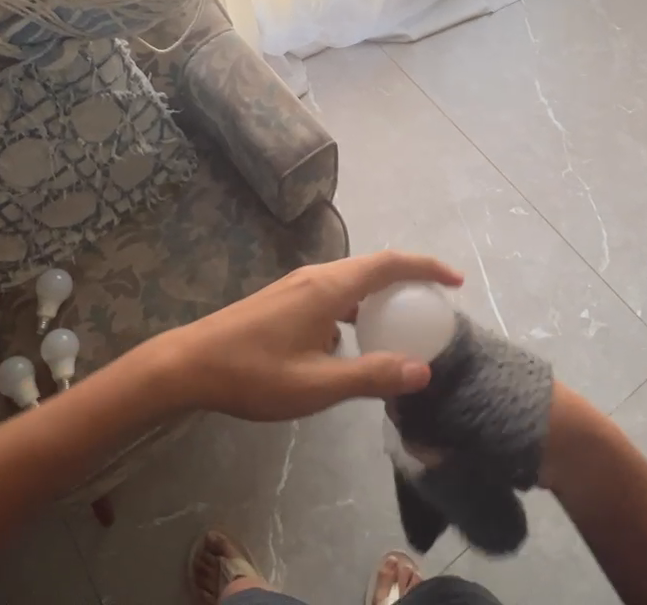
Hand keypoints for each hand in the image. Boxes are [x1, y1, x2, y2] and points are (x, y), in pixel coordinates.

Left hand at [151, 251, 463, 421]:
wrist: (190, 363)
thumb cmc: (254, 374)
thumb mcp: (317, 384)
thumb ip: (370, 376)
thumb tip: (422, 371)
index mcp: (329, 287)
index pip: (390, 263)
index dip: (426, 267)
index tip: (456, 280)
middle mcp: (316, 276)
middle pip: (374, 266)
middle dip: (409, 278)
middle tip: (437, 303)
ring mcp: (297, 286)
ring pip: (352, 280)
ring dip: (381, 294)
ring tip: (403, 321)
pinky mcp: (285, 299)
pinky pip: (334, 293)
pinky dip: (357, 306)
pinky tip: (353, 340)